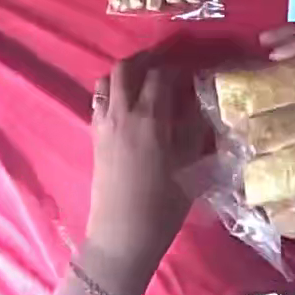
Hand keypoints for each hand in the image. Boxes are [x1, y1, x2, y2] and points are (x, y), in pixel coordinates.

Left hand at [83, 51, 201, 294]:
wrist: (122, 236)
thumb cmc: (163, 205)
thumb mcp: (190, 165)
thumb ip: (195, 129)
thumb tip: (199, 103)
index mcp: (149, 118)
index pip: (160, 74)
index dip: (177, 67)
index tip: (191, 70)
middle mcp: (122, 113)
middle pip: (125, 67)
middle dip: (146, 59)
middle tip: (165, 63)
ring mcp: (103, 123)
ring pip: (107, 80)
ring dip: (125, 73)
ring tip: (145, 79)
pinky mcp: (94, 136)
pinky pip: (100, 100)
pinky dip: (114, 91)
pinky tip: (130, 104)